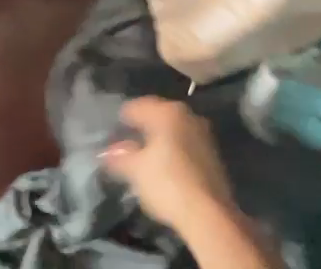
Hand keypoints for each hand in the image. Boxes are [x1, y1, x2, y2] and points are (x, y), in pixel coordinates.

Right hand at [99, 98, 236, 233]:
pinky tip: (164, 168)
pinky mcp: (213, 154)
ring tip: (143, 159)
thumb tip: (107, 151)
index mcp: (167, 112)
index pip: (137, 106)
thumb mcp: (135, 171)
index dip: (122, 120)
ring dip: (158, 141)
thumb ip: (119, 157)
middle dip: (141, 130)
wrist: (209, 214)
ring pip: (173, 131)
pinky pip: (185, 144)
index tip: (112, 134)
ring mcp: (203, 133)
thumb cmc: (167, 183)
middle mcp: (187, 115)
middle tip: (125, 145)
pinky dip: (173, 151)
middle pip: (157, 116)